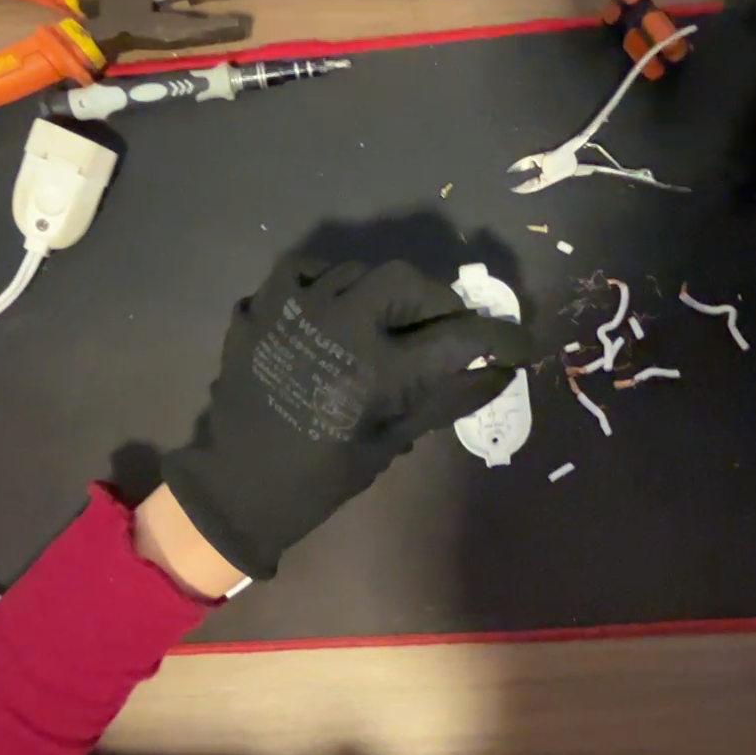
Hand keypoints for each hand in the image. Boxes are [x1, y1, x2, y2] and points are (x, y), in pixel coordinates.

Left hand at [162, 255, 535, 579]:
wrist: (236, 486)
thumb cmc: (318, 479)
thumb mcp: (388, 445)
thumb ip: (444, 402)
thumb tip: (499, 374)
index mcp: (375, 372)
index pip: (457, 339)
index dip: (499, 339)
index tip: (519, 344)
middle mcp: (337, 326)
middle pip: (407, 280)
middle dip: (438, 300)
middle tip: (445, 327)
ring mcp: (293, 309)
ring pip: (357, 268)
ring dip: (385, 290)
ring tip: (389, 320)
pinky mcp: (260, 307)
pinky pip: (303, 268)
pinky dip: (328, 279)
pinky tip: (336, 305)